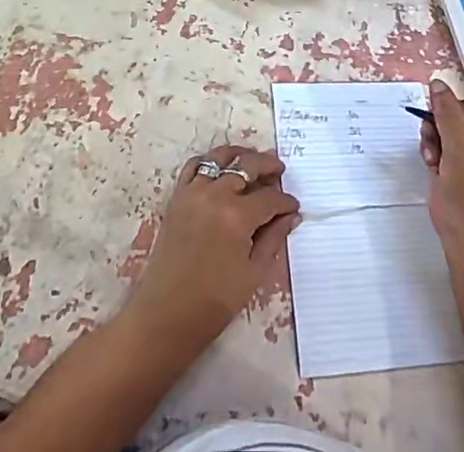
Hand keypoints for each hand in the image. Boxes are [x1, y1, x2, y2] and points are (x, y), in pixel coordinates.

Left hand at [119, 145, 298, 350]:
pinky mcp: (177, 196)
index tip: (294, 206)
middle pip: (245, 167)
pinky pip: (193, 167)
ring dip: (238, 156)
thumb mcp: (254, 272)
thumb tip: (291, 216)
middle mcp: (214, 195)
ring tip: (252, 159)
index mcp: (237, 216)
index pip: (269, 198)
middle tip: (280, 170)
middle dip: (266, 166)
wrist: (169, 308)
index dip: (285, 201)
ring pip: (218, 159)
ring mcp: (192, 192)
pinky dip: (209, 161)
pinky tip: (220, 167)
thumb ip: (273, 238)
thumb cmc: (216, 299)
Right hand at [418, 80, 463, 248]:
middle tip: (435, 139)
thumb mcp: (459, 150)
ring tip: (433, 157)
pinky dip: (432, 150)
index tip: (448, 122)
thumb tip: (438, 85)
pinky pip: (439, 143)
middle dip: (442, 126)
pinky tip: (433, 164)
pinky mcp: (456, 165)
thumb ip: (447, 115)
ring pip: (446, 128)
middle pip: (460, 114)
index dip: (462, 108)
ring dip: (433, 139)